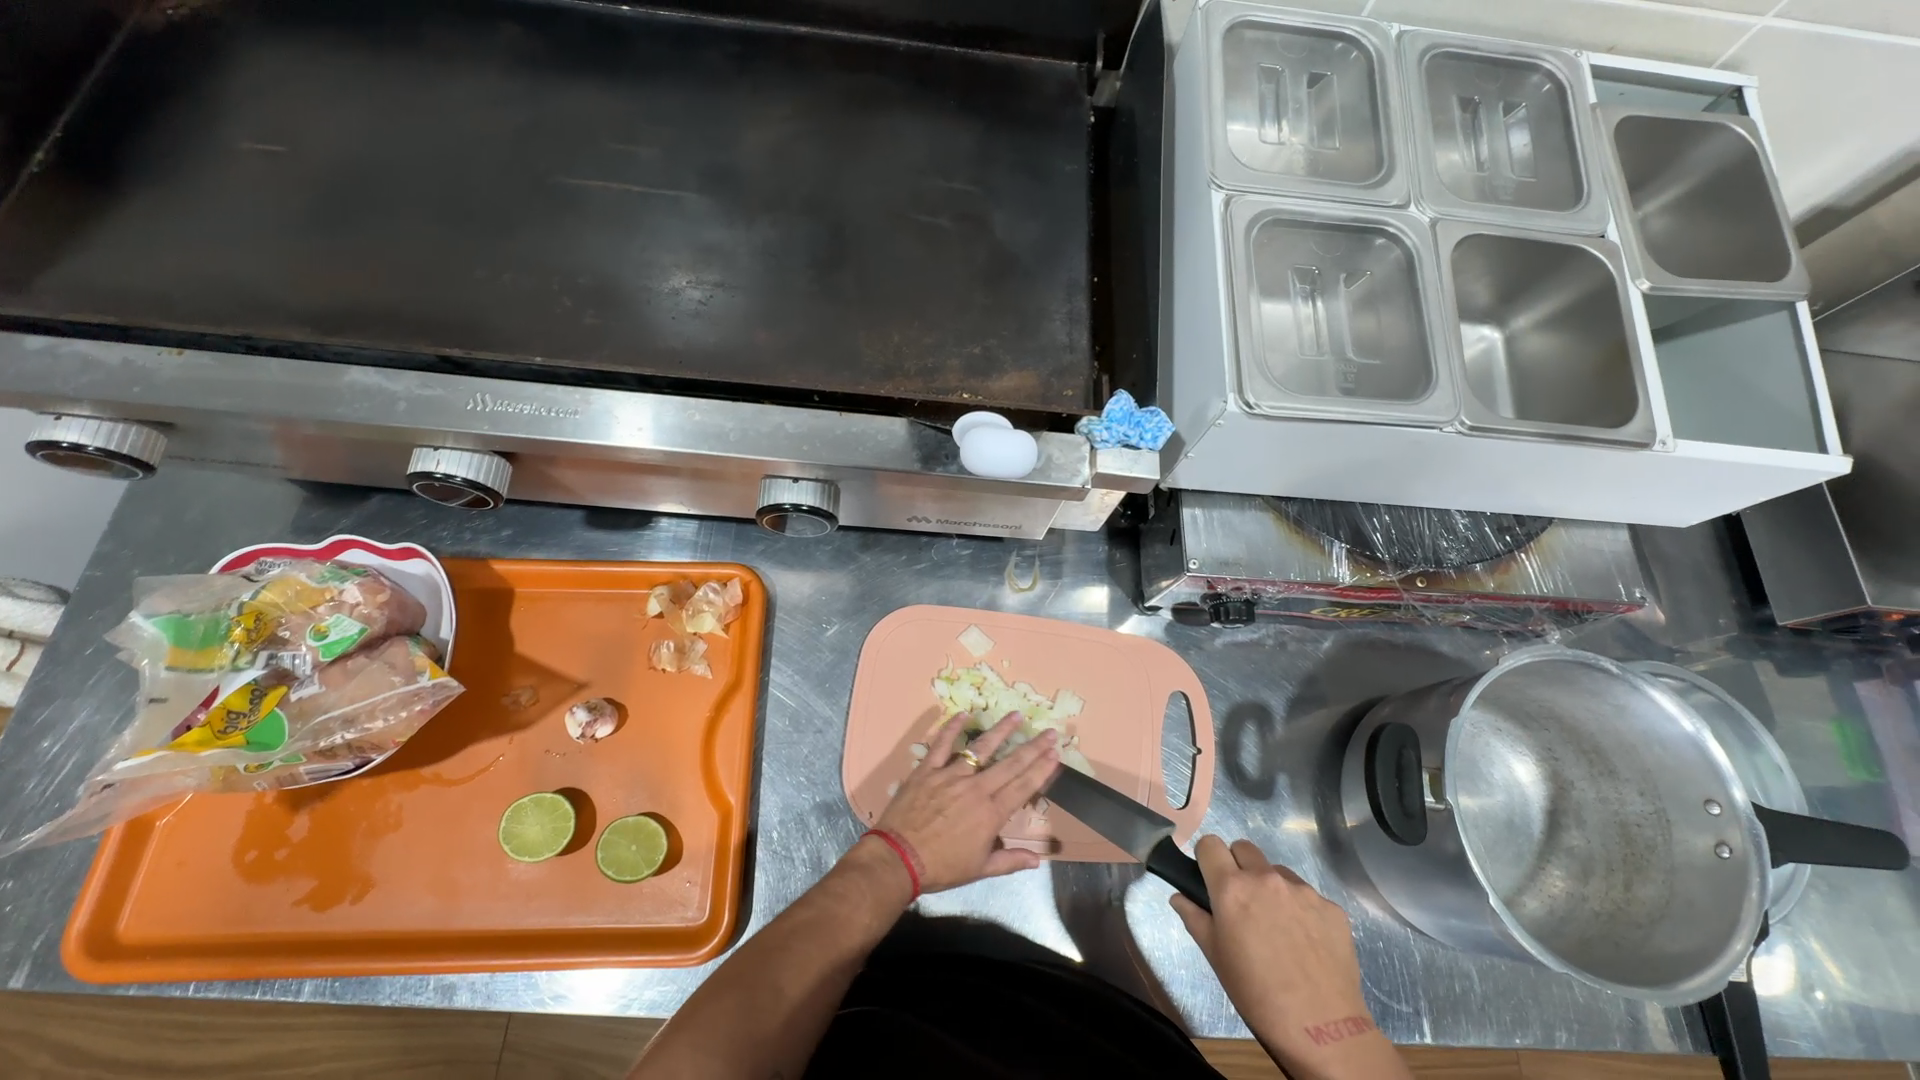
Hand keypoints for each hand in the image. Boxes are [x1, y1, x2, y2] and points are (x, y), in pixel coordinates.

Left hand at [871, 712, 1059, 892]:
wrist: (899, 859)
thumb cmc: (941, 867)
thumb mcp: (980, 869)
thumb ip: (1010, 861)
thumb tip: (1038, 859)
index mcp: (991, 814)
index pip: (1024, 786)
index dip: (1042, 769)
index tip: (1056, 753)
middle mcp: (976, 789)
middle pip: (1010, 763)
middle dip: (1033, 746)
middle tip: (1049, 731)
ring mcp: (950, 776)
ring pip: (980, 748)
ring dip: (1000, 730)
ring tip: (1016, 715)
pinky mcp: (927, 770)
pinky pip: (941, 744)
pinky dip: (952, 728)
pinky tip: (964, 714)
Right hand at [1172, 837, 1399, 1078]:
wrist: (1320, 1026)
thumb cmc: (1255, 993)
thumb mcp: (1214, 956)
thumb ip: (1194, 918)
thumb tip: (1179, 897)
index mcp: (1232, 888)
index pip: (1210, 844)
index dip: (1206, 857)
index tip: (1209, 876)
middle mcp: (1267, 879)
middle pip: (1244, 848)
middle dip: (1237, 865)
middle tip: (1240, 901)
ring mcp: (1304, 891)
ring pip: (1277, 871)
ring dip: (1270, 886)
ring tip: (1277, 926)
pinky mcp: (1332, 907)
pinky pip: (1308, 895)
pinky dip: (1300, 909)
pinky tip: (1305, 942)